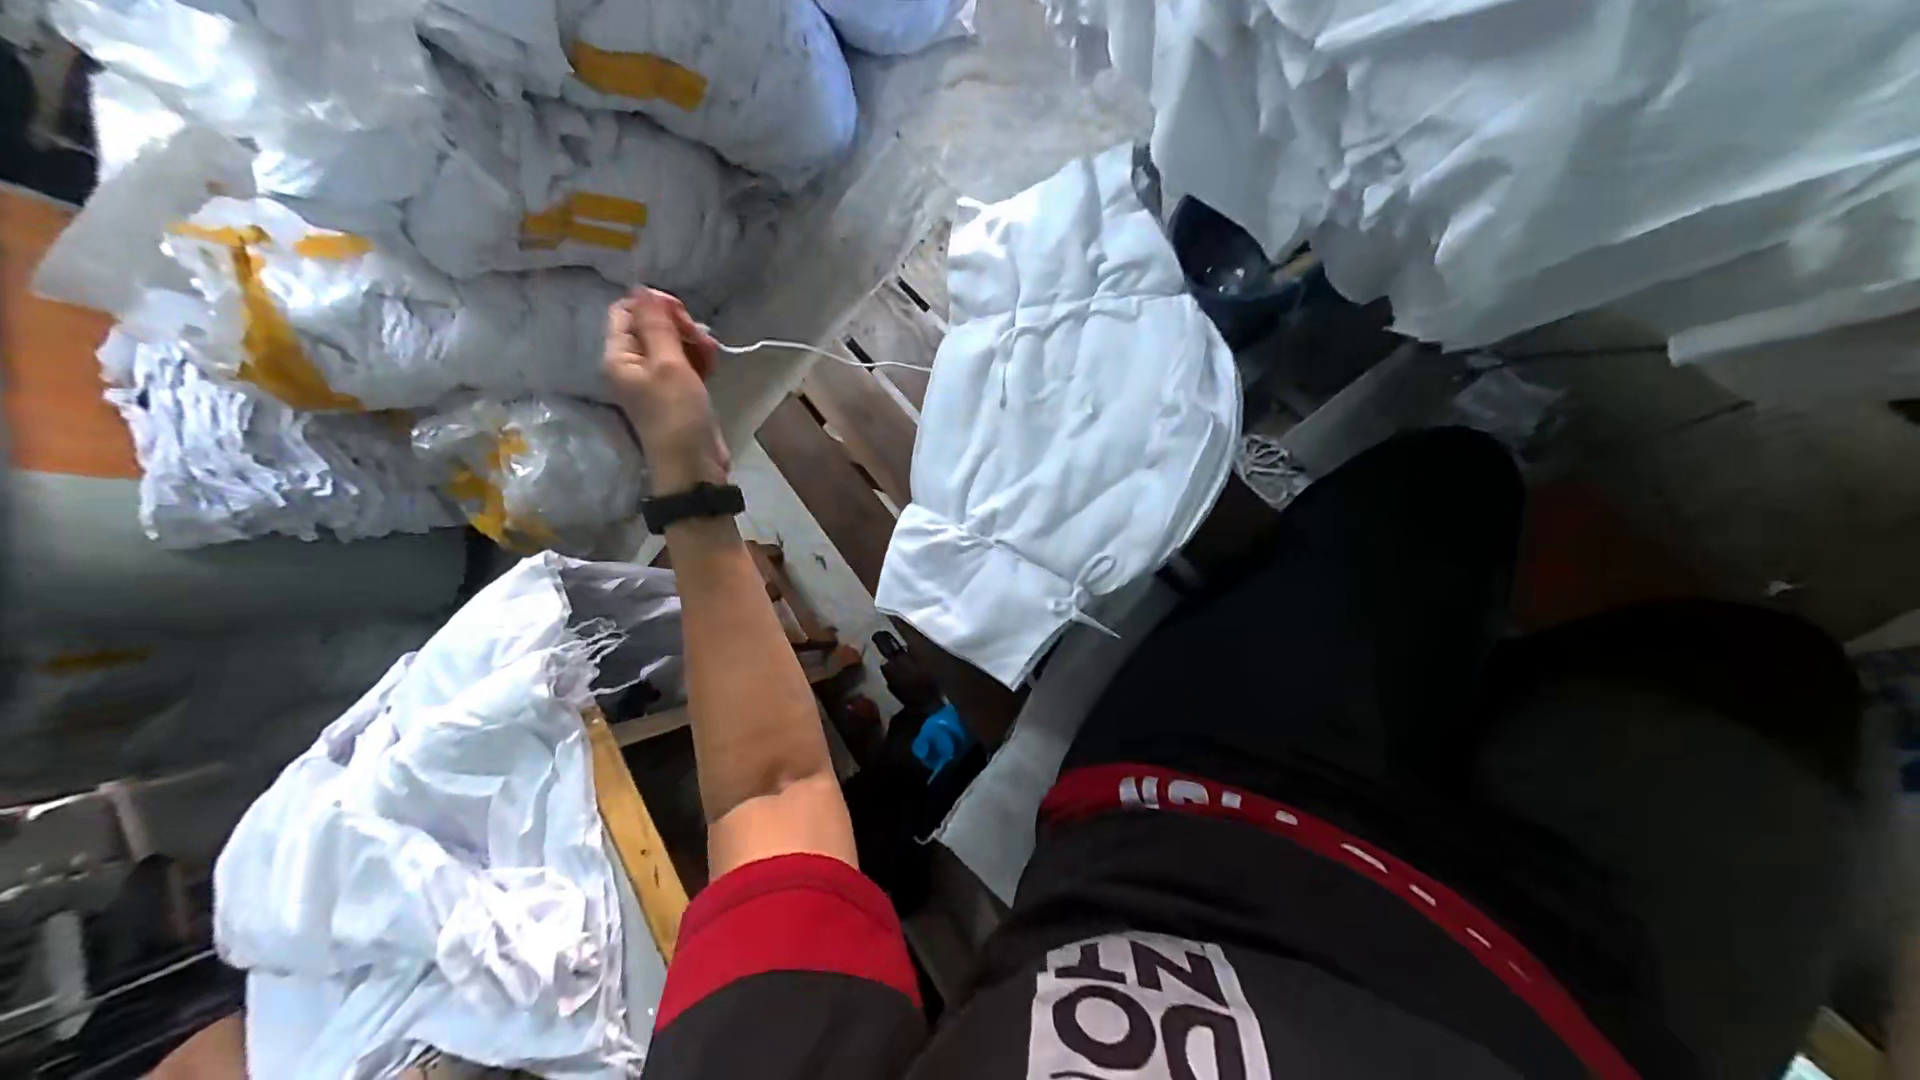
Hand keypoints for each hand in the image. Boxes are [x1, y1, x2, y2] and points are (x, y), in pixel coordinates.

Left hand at [605, 288, 729, 492]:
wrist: (694, 464)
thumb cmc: (677, 414)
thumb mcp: (669, 364)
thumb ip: (657, 324)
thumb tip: (642, 288)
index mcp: (618, 356)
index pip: (624, 311)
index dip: (652, 305)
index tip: (682, 313)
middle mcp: (631, 365)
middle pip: (650, 325)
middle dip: (679, 325)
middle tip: (702, 339)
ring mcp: (655, 379)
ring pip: (672, 343)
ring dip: (694, 342)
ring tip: (712, 356)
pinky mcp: (677, 391)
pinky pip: (685, 362)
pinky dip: (698, 359)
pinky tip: (713, 366)